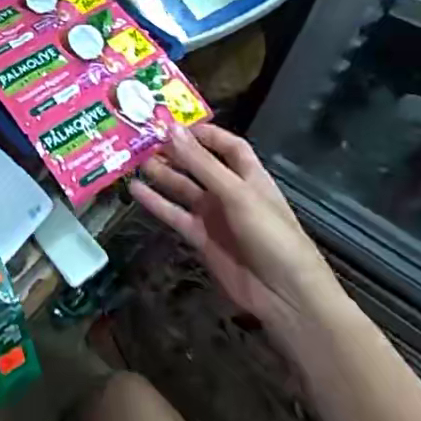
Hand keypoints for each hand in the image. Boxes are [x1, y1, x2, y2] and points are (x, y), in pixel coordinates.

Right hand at [130, 123, 339, 331]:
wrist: (284, 295)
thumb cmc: (271, 235)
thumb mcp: (237, 193)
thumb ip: (201, 163)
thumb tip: (171, 129)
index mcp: (249, 176)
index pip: (228, 146)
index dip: (205, 134)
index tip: (174, 124)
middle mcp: (230, 192)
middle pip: (199, 165)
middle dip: (175, 152)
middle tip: (144, 140)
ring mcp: (214, 215)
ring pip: (183, 188)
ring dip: (162, 174)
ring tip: (135, 160)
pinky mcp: (200, 237)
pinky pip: (174, 214)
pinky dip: (156, 202)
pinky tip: (136, 191)